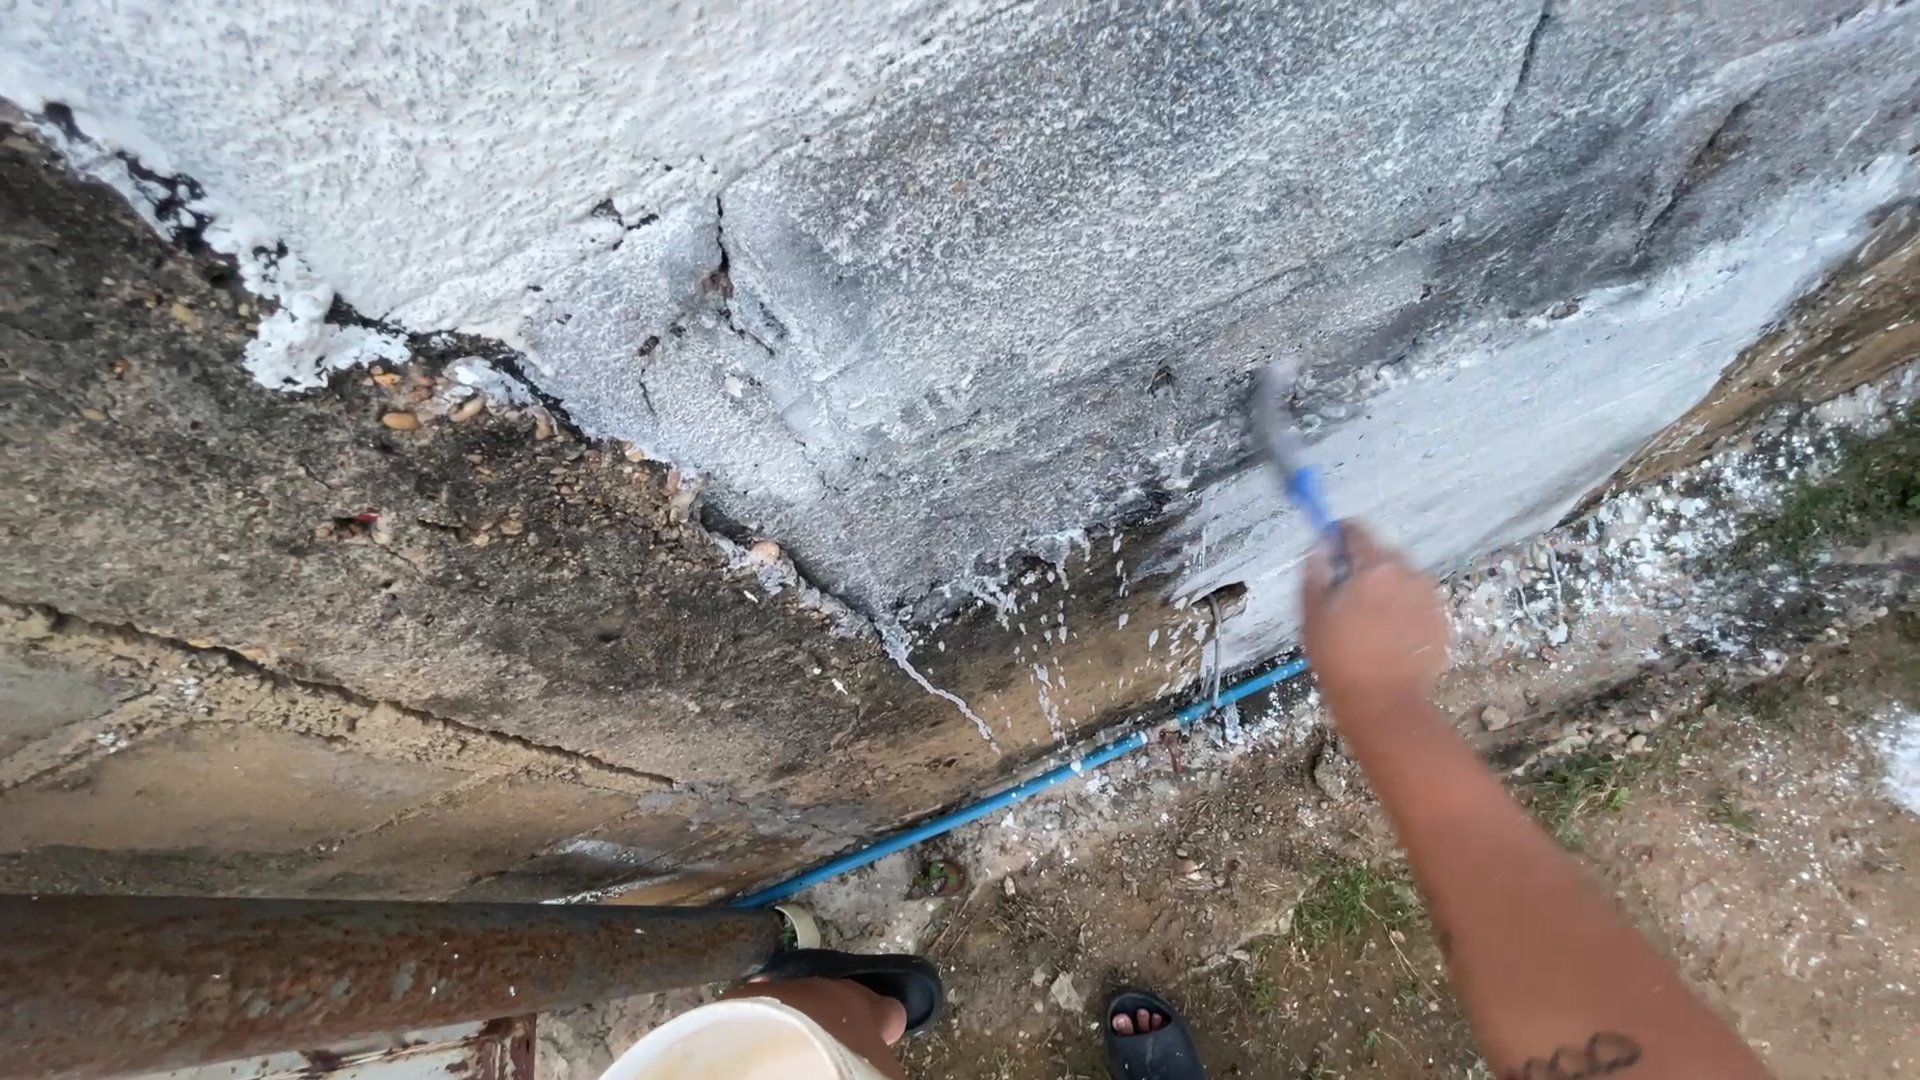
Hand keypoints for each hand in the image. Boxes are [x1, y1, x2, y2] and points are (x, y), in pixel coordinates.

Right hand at [1301, 521, 1449, 718]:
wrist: (1383, 700)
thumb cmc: (1338, 655)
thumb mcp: (1313, 613)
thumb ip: (1315, 572)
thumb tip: (1320, 546)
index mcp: (1375, 567)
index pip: (1356, 531)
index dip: (1339, 536)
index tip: (1329, 551)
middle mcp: (1409, 573)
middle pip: (1381, 554)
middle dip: (1363, 566)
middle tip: (1345, 596)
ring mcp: (1431, 597)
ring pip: (1402, 577)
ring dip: (1385, 586)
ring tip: (1368, 618)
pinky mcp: (1443, 619)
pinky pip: (1417, 600)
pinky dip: (1402, 607)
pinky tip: (1388, 633)